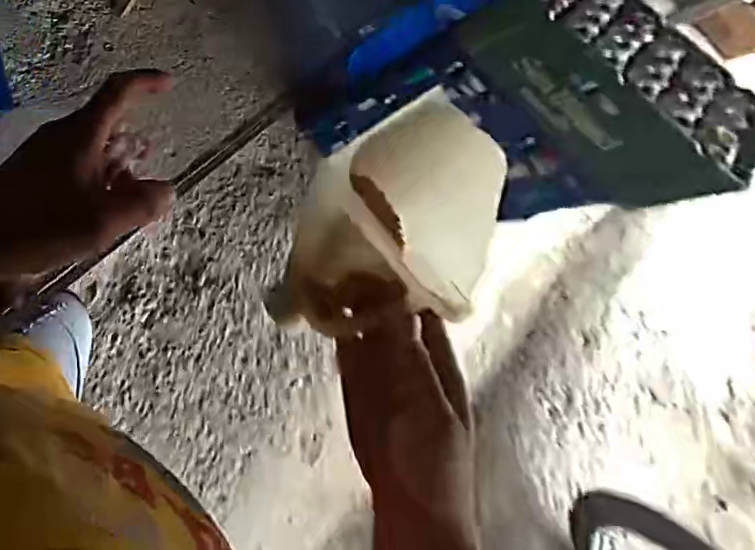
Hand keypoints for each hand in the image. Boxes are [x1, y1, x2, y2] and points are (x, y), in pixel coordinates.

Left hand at [0, 70, 174, 280]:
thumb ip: (140, 204)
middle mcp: (60, 134)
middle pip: (106, 126)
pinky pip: (72, 163)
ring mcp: (42, 152)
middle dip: (131, 147)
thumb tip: (166, 190)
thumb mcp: (100, 221)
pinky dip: (92, 178)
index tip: (168, 83)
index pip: (118, 91)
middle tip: (146, 175)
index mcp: (80, 134)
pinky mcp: (29, 171)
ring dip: (113, 168)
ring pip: (89, 148)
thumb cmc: (39, 226)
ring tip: (125, 200)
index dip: (145, 82)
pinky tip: (93, 210)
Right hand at [323, 275, 477, 549]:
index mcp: (437, 357)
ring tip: (324, 265)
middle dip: (366, 281)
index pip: (420, 306)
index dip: (403, 278)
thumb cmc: (434, 459)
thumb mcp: (428, 403)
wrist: (408, 504)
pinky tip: (318, 299)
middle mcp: (407, 352)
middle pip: (386, 307)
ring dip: (345, 296)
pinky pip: (342, 339)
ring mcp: (379, 363)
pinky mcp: (354, 375)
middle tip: (341, 250)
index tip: (380, 249)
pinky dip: (331, 320)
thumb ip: (408, 353)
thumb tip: (393, 302)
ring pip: (362, 319)